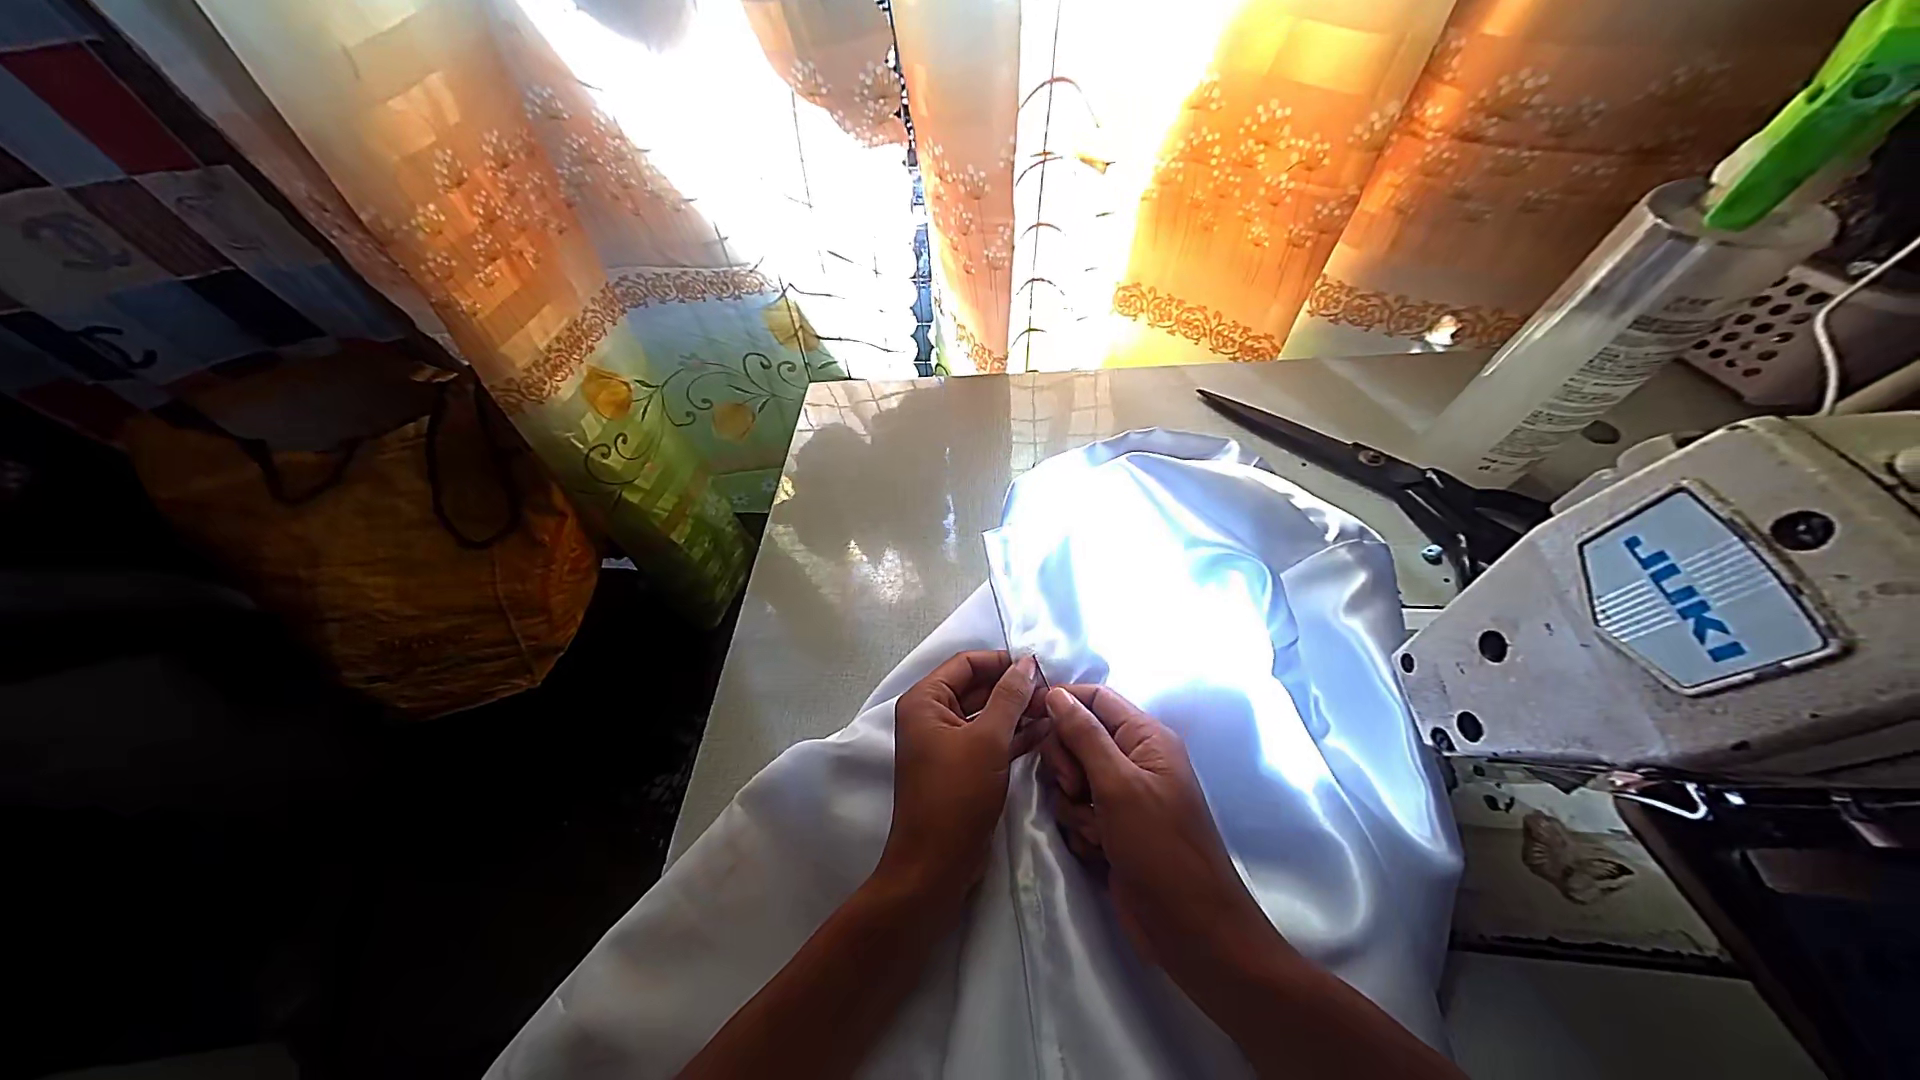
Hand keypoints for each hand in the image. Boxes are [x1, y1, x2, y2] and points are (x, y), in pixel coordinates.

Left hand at [878, 651, 1048, 900]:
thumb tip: (1027, 663)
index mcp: (926, 701)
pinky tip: (1046, 731)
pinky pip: (991, 739)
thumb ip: (1009, 697)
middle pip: (978, 687)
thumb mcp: (987, 740)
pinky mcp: (964, 766)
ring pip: (988, 714)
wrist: (937, 865)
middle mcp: (933, 716)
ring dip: (1018, 710)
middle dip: (1014, 687)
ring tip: (1055, 709)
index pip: (966, 663)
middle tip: (1053, 690)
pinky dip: (1015, 734)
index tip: (1038, 665)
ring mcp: (948, 742)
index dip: (1001, 661)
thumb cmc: (956, 795)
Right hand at [1039, 685, 1281, 978]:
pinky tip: (1100, 851)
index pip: (1095, 698)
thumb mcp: (1118, 784)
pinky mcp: (1111, 828)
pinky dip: (1080, 829)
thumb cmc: (1160, 848)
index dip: (1061, 701)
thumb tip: (1055, 693)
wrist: (1190, 929)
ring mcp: (1122, 796)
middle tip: (1076, 789)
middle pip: (1076, 737)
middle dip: (1067, 764)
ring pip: (1070, 778)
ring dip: (1074, 805)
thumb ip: (1084, 735)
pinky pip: (1076, 812)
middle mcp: (1133, 759)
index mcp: (1145, 737)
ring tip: (1097, 830)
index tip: (1027, 715)